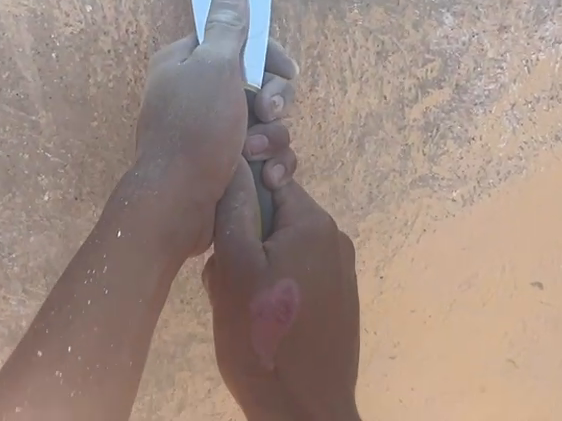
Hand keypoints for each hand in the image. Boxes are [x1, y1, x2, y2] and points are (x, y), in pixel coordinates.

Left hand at [132, 0, 251, 250]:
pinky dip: (272, 163)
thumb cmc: (194, 129)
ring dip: (272, 136)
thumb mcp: (214, 68)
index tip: (285, 70)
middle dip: (273, 99)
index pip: (239, 41)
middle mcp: (199, 90)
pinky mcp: (228, 162)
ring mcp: (214, 128)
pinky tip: (269, 177)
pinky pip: (265, 152)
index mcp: (188, 61)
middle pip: (259, 80)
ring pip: (267, 119)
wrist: (177, 207)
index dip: (267, 55)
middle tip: (268, 113)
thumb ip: (228, 25)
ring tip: (256, 154)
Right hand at [204, 169, 360, 420]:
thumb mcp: (234, 263)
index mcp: (314, 222)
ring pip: (282, 248)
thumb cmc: (262, 335)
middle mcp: (334, 239)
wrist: (301, 415)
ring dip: (254, 266)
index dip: (239, 201)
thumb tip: (235, 164)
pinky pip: (296, 275)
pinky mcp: (338, 302)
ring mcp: (340, 273)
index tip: (221, 232)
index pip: (268, 181)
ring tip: (238, 303)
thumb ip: (234, 205)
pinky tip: (258, 318)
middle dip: (244, 239)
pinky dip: (273, 287)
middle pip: (274, 217)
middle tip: (225, 277)